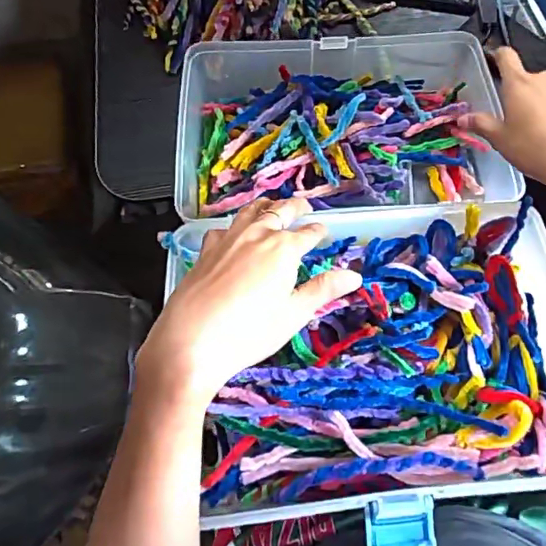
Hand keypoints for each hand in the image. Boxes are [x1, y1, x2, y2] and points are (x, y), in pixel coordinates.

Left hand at [139, 198, 361, 406]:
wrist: (192, 341)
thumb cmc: (248, 333)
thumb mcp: (292, 314)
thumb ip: (322, 290)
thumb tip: (354, 276)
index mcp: (284, 249)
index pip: (307, 234)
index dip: (318, 232)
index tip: (323, 231)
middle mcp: (257, 236)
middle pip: (279, 212)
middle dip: (294, 207)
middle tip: (303, 206)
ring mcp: (229, 240)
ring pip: (250, 212)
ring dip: (265, 206)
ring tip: (272, 205)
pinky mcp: (207, 251)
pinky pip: (224, 228)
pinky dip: (235, 224)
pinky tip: (232, 233)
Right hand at [461, 46, 545, 204]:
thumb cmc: (540, 152)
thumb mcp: (502, 141)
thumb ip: (482, 124)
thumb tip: (464, 119)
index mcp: (520, 83)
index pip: (505, 55)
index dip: (498, 56)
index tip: (496, 61)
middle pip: (532, 78)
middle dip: (528, 94)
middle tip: (525, 120)